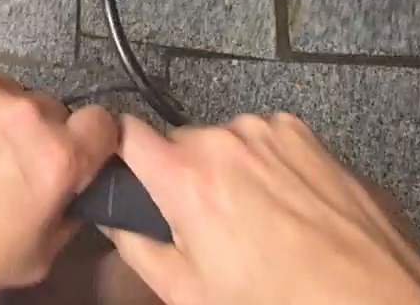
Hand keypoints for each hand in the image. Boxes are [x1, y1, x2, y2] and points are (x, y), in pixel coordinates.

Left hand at [0, 62, 118, 294]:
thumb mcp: (37, 255)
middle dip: (37, 131)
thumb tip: (81, 187)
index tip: (79, 147)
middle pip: (51, 108)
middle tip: (8, 160)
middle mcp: (24, 112)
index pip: (103, 123)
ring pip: (9, 93)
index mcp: (56, 156)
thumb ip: (71, 214)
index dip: (93, 139)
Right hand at [108, 113, 419, 304]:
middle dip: (187, 179)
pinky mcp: (306, 135)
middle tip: (212, 231)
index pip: (123, 132)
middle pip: (180, 145)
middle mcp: (223, 138)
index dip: (120, 153)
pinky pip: (267, 142)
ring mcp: (268, 131)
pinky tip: (294, 213)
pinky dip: (270, 168)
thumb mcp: (192, 297)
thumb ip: (137, 247)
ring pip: (225, 145)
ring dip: (231, 173)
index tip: (130, 177)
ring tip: (264, 227)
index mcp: (186, 175)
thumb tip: (114, 218)